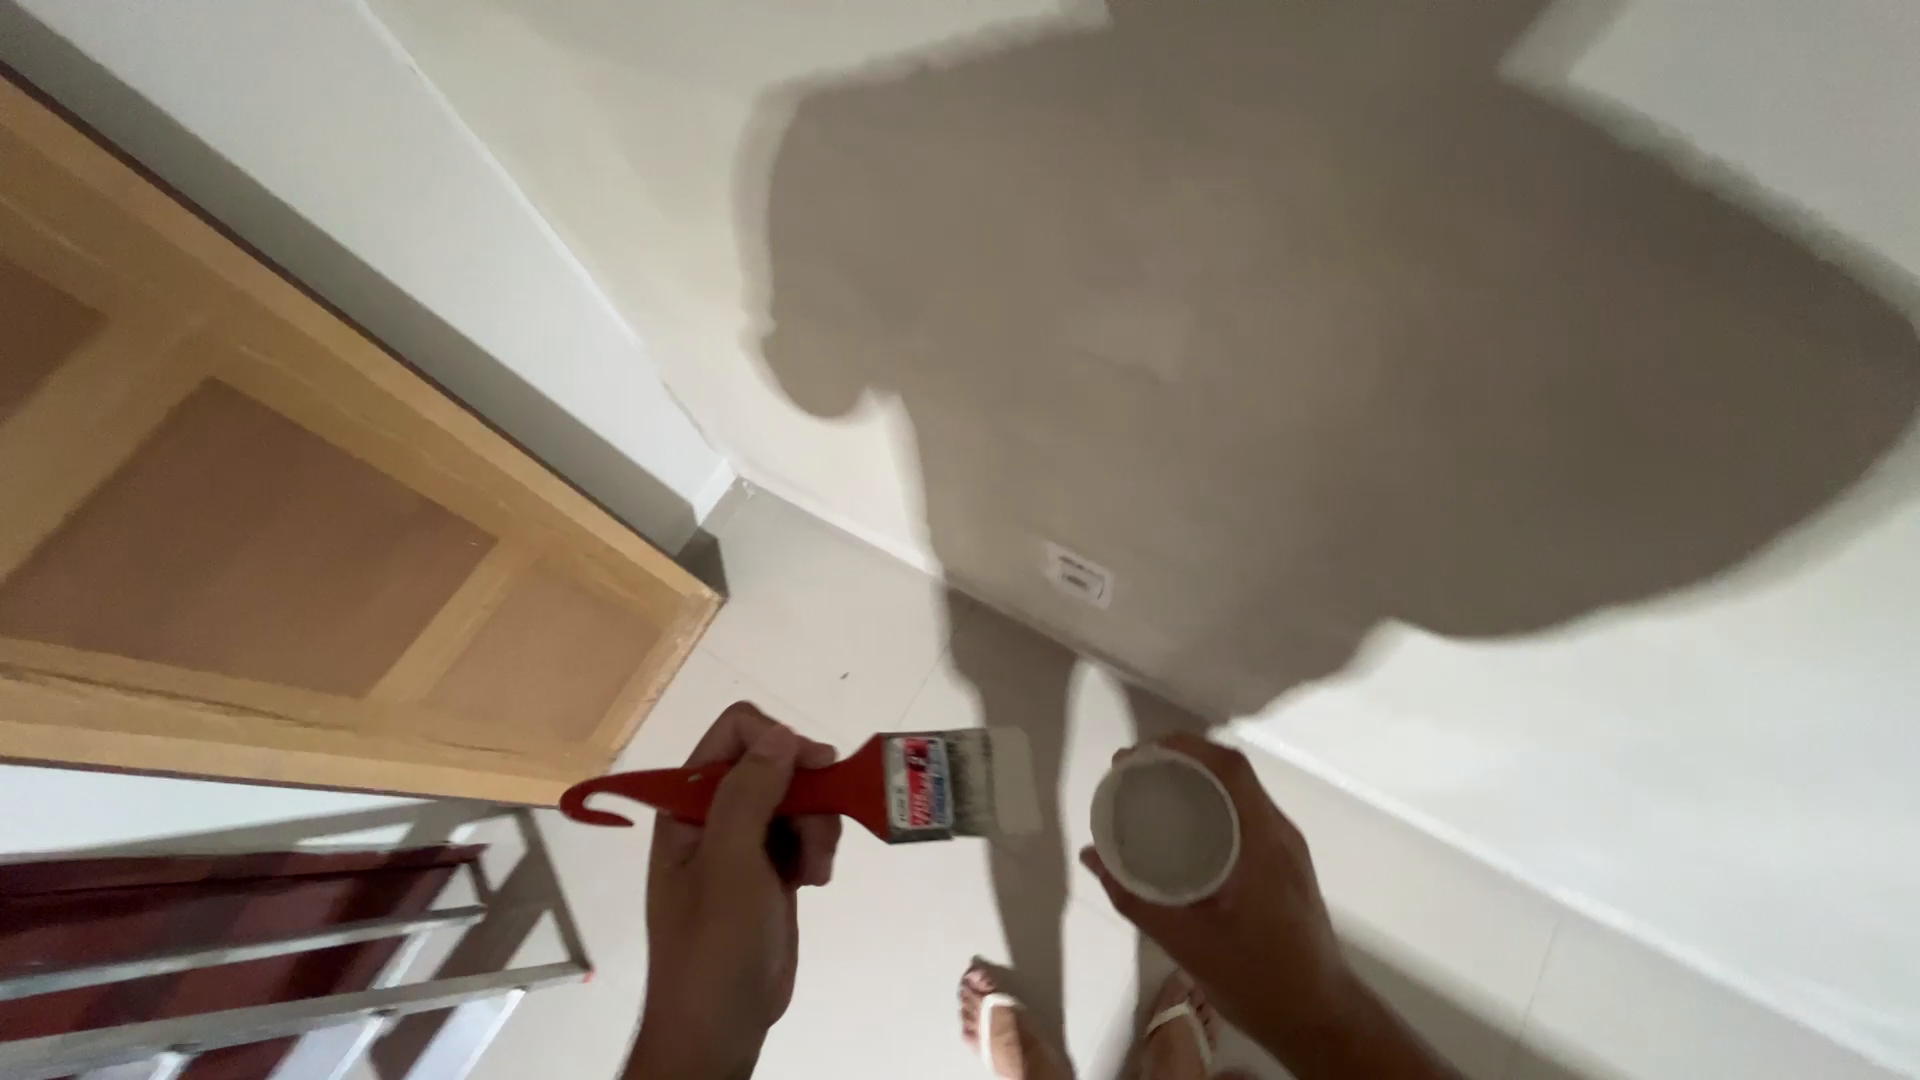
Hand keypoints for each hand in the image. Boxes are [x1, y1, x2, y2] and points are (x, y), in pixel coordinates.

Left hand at [626, 703, 841, 1079]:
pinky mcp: (773, 867)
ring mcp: (746, 841)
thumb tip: (782, 735)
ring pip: (799, 796)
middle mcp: (716, 814)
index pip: (734, 734)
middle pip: (775, 761)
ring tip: (815, 869)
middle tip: (825, 819)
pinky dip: (819, 848)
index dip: (775, 739)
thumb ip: (749, 794)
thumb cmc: (714, 947)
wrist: (720, 1028)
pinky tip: (814, 880)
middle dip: (807, 789)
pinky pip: (807, 829)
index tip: (812, 766)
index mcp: (688, 804)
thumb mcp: (728, 866)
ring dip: (818, 825)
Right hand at [1080, 735, 1459, 1079]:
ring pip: (1237, 790)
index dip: (1183, 747)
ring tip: (1147, 790)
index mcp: (1263, 842)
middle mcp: (1278, 833)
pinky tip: (1178, 826)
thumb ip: (1135, 897)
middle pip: (1230, 771)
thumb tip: (1093, 856)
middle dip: (1177, 758)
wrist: (1321, 1019)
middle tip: (1130, 772)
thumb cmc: (1258, 978)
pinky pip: (1242, 812)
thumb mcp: (1186, 941)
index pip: (1229, 769)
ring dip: (1193, 778)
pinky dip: (1207, 802)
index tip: (1138, 756)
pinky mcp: (1282, 862)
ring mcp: (1284, 847)